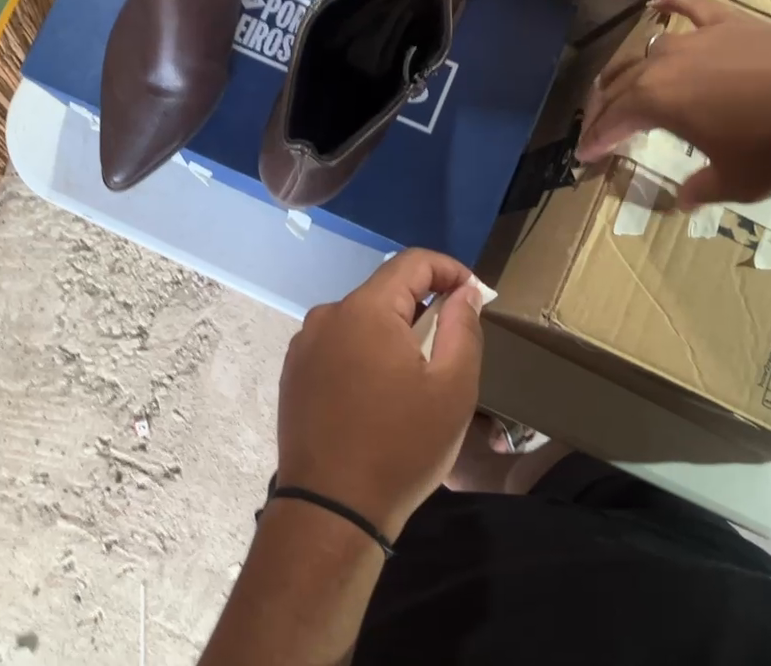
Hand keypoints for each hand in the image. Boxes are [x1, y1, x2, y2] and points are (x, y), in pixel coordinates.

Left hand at [276, 249, 485, 538]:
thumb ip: (462, 328)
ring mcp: (304, 345)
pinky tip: (378, 396)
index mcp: (365, 310)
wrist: (331, 509)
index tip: (475, 296)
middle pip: (385, 292)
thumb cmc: (401, 447)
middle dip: (423, 308)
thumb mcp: (452, 388)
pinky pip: (339, 346)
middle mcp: (327, 316)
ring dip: (393, 335)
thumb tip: (464, 291)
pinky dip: (365, 355)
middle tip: (450, 349)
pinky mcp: (294, 373)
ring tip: (415, 380)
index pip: (412, 262)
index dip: (450, 270)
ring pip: (361, 321)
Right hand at [578, 0, 770, 207]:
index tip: (584, 157)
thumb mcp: (738, 180)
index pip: (613, 122)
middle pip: (620, 84)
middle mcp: (665, 64)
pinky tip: (659, 4)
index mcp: (656, 102)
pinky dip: (672, 4)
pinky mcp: (731, 22)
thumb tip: (683, 199)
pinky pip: (692, 7)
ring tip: (622, 83)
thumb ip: (703, 187)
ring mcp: (697, 38)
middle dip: (604, 108)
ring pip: (648, 50)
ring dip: (629, 69)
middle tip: (599, 128)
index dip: (596, 141)